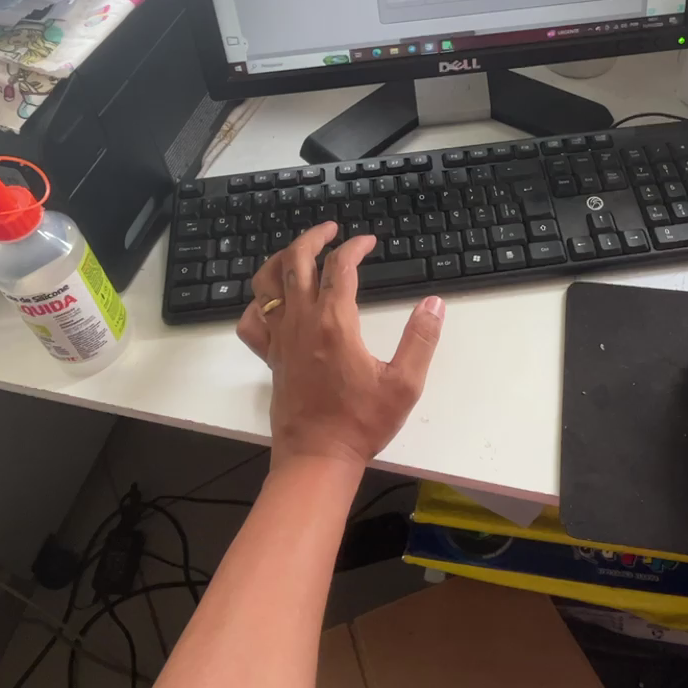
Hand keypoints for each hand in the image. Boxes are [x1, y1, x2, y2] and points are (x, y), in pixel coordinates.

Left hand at [235, 223, 445, 466]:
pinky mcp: (269, 356)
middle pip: (296, 261)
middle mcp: (301, 322)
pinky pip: (252, 320)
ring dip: (281, 259)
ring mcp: (280, 338)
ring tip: (298, 253)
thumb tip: (434, 304)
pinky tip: (272, 301)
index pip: (340, 266)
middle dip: (313, 237)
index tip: (368, 242)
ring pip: (266, 283)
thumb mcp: (404, 384)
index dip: (355, 246)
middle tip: (331, 230)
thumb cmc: (361, 423)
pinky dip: (258, 303)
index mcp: (334, 322)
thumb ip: (421, 339)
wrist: (317, 458)